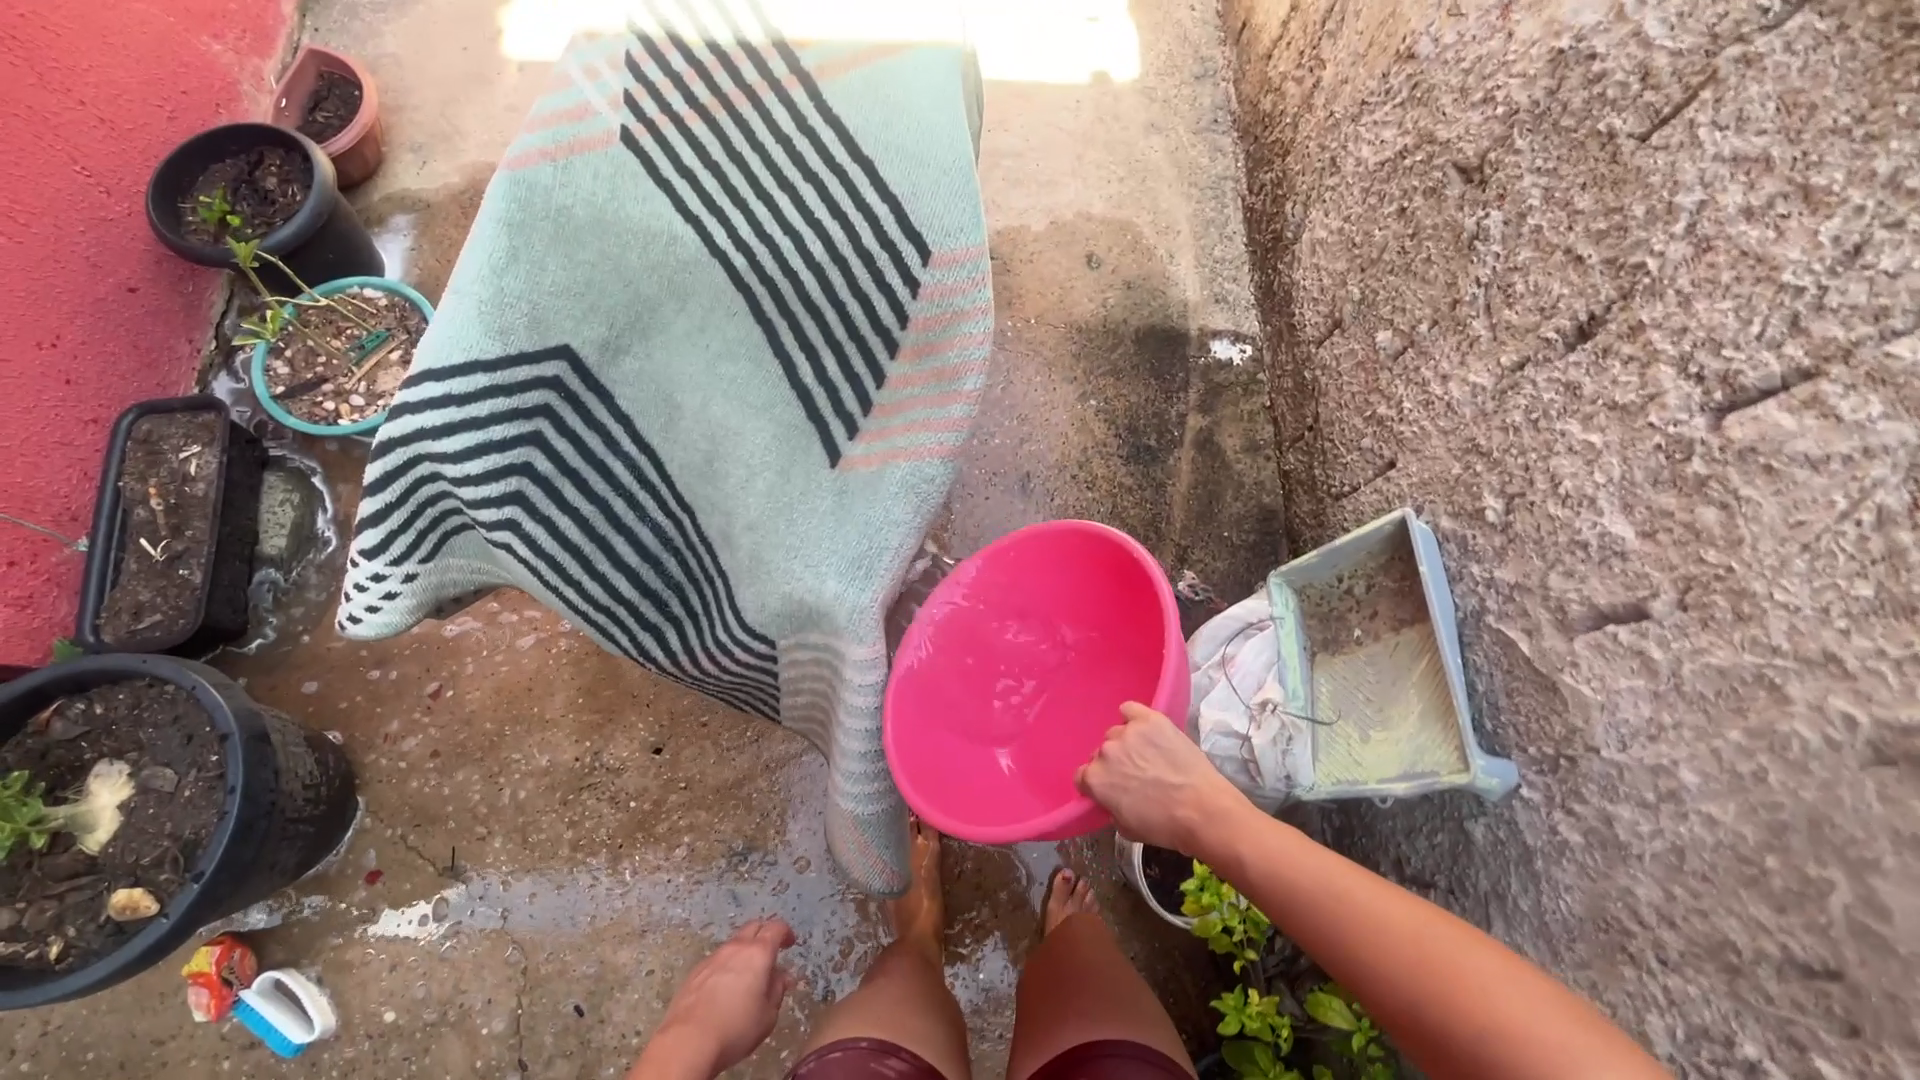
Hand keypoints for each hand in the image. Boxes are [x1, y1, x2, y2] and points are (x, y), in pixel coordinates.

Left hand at [636, 918, 797, 1079]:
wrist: (688, 1042)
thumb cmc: (736, 1028)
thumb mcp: (768, 1015)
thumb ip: (777, 991)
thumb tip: (782, 977)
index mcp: (758, 953)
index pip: (776, 927)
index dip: (786, 932)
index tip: (790, 944)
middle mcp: (735, 948)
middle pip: (753, 927)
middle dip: (765, 934)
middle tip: (771, 953)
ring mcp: (712, 959)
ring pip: (733, 944)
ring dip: (744, 952)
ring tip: (747, 976)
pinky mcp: (694, 973)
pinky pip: (716, 961)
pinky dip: (726, 966)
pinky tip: (723, 990)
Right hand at [1075, 701, 1249, 854]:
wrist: (1203, 810)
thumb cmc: (1165, 826)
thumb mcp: (1126, 828)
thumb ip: (1110, 807)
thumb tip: (1112, 798)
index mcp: (1095, 780)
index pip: (1083, 776)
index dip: (1097, 784)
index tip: (1112, 788)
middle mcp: (1105, 752)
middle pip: (1101, 754)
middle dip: (1115, 764)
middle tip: (1136, 775)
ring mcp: (1127, 732)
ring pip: (1117, 734)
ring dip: (1128, 744)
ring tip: (1150, 755)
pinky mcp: (1149, 719)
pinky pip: (1130, 710)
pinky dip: (1134, 718)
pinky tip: (1146, 729)